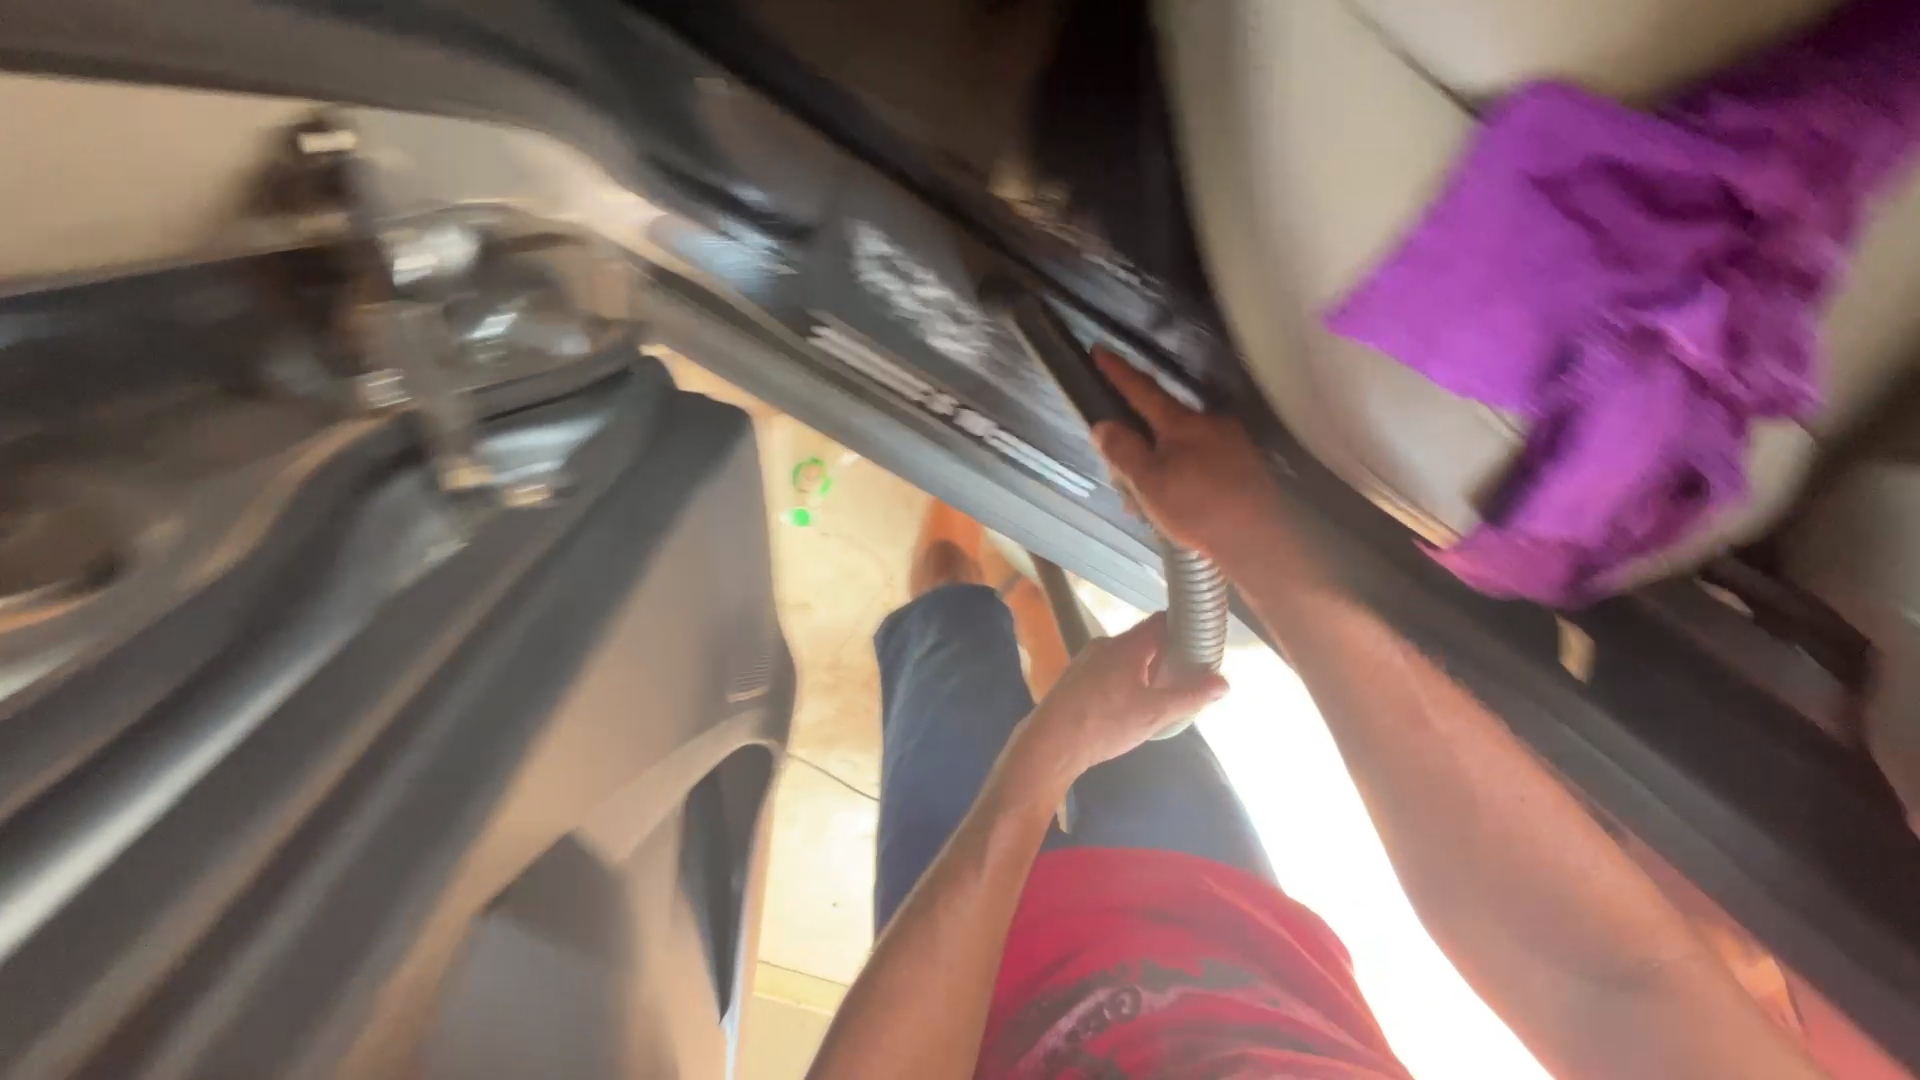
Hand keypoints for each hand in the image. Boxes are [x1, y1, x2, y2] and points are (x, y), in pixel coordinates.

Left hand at [1005, 612, 1228, 795]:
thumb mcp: (1154, 714)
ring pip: (1126, 654)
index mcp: (1127, 646)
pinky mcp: (1076, 676)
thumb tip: (1223, 682)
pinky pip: (1109, 666)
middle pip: (1144, 638)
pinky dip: (1127, 675)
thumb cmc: (1105, 724)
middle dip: (1167, 651)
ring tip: (1163, 688)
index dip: (1184, 626)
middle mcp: (1106, 644)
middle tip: (1188, 671)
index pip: (1161, 622)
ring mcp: (1087, 659)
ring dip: (1146, 666)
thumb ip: (1189, 696)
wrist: (1051, 742)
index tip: (1203, 640)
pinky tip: (1131, 699)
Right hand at [1091, 349, 1287, 566]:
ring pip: (1177, 449)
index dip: (1117, 372)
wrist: (1259, 539)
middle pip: (1159, 425)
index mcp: (1182, 422)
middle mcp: (1209, 424)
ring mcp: (1229, 445)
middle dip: (1135, 446)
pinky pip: (1197, 464)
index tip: (1098, 350)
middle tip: (1120, 478)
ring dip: (1156, 471)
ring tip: (1145, 508)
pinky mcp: (1241, 467)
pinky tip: (1172, 511)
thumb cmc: (1199, 507)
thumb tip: (1103, 425)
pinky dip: (1178, 480)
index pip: (1142, 389)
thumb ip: (1123, 451)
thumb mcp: (1149, 482)